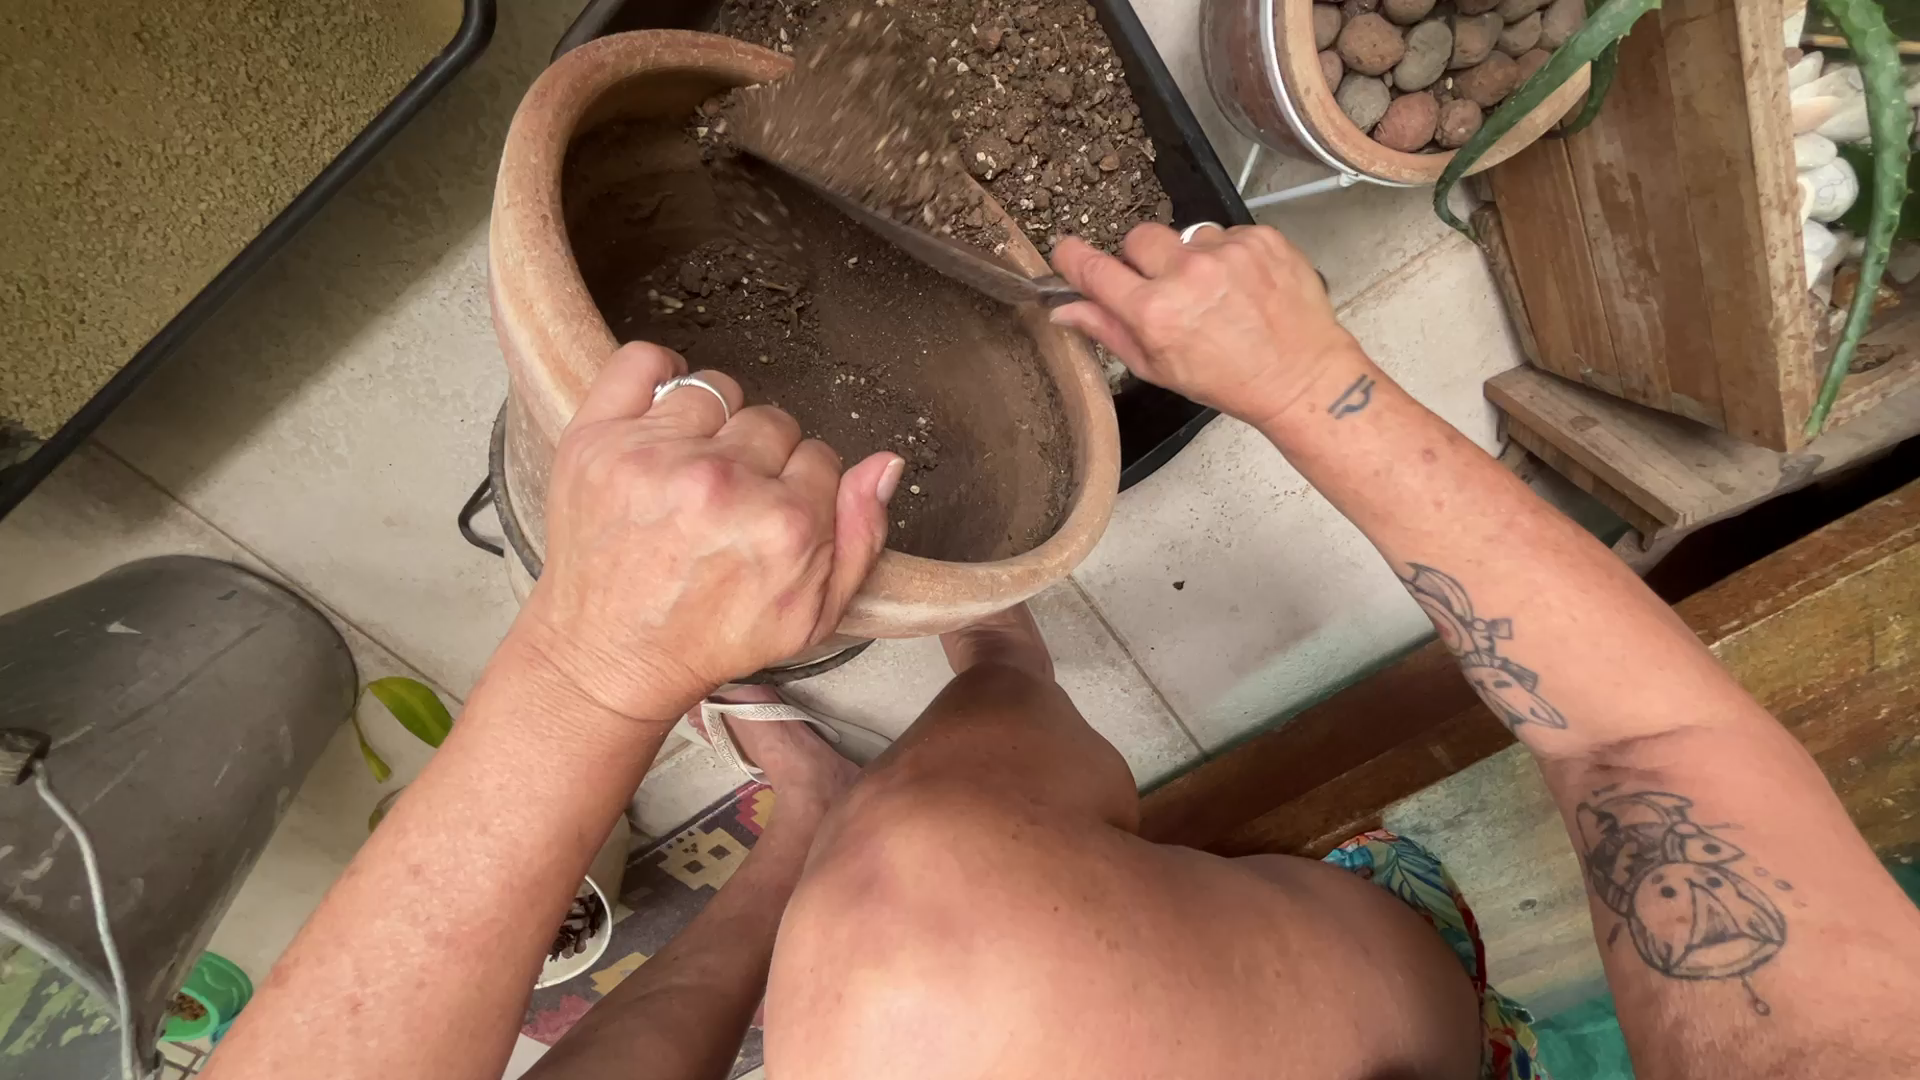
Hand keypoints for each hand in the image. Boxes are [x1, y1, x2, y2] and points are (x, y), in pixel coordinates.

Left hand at [512, 343, 903, 722]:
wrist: (612, 658)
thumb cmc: (715, 638)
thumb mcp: (817, 614)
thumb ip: (863, 536)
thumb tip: (886, 463)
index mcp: (785, 523)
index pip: (822, 455)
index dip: (804, 484)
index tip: (776, 512)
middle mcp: (724, 482)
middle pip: (774, 422)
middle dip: (763, 458)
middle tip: (734, 502)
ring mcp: (656, 456)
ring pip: (718, 391)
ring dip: (716, 426)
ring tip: (695, 471)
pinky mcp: (598, 440)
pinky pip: (642, 361)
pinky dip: (658, 373)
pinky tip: (666, 415)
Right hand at [1049, 224, 1358, 427]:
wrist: (1296, 374)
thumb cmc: (1224, 380)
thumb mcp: (1156, 368)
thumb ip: (1108, 331)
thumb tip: (1065, 310)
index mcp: (1154, 313)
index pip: (1095, 270)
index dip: (1073, 258)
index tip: (1065, 252)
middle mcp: (1186, 274)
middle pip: (1137, 238)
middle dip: (1141, 260)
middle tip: (1161, 289)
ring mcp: (1226, 251)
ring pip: (1184, 236)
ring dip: (1188, 259)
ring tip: (1211, 293)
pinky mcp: (1259, 237)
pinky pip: (1223, 235)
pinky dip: (1225, 257)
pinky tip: (1238, 287)